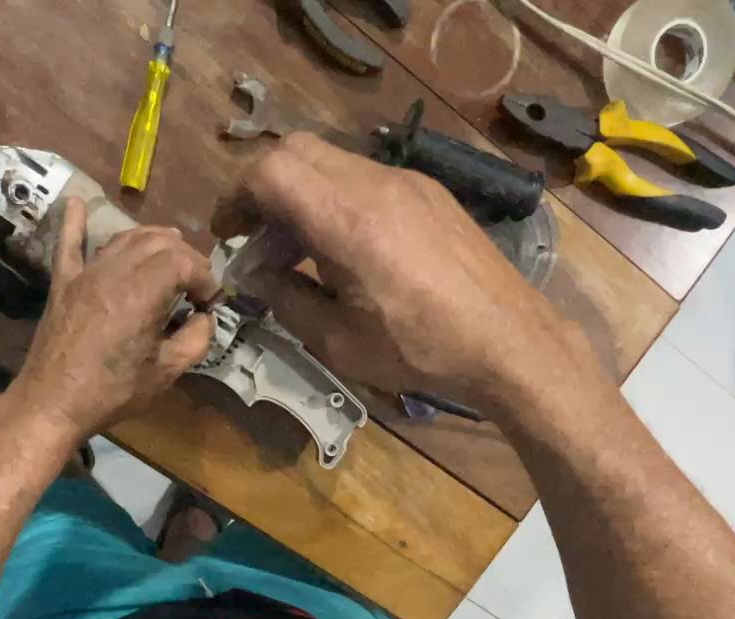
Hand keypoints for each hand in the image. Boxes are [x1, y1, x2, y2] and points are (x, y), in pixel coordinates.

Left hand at [7, 198, 218, 439]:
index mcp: (143, 292)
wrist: (53, 403)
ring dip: (151, 239)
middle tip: (195, 285)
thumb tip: (205, 318)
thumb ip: (196, 339)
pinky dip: (75, 223)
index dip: (205, 277)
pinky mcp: (63, 283)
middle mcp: (114, 271)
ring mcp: (85, 273)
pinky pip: (69, 244)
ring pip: (124, 238)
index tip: (210, 302)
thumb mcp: (166, 372)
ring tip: (169, 251)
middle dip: (185, 256)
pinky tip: (77, 203)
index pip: (184, 261)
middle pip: (158, 241)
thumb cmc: (113, 392)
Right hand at [221, 135, 581, 406]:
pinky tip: (342, 250)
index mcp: (348, 221)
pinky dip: (335, 200)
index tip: (227, 235)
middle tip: (255, 239)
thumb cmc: (418, 351)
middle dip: (262, 189)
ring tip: (297, 253)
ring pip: (331, 162)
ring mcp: (407, 182)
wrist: (507, 340)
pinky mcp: (429, 192)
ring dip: (300, 195)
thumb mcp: (337, 342)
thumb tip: (257, 275)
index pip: (271, 171)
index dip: (236, 197)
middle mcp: (376, 184)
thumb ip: (286, 299)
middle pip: (296, 151)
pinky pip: (364, 178)